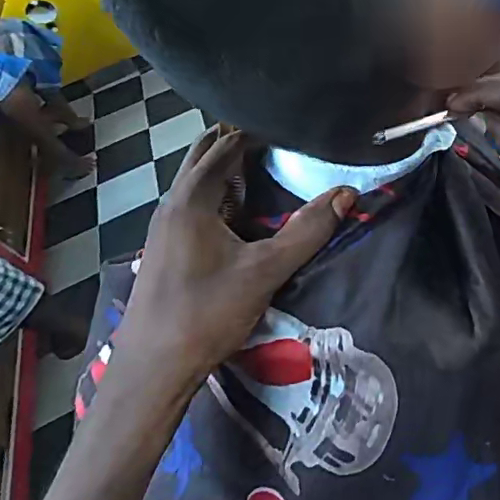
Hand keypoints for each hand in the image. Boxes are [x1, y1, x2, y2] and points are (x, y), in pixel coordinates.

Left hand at [116, 128, 354, 384]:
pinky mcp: (163, 246)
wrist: (153, 369)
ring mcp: (163, 225)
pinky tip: (236, 213)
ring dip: (223, 167)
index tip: (286, 130)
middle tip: (274, 141)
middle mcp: (172, 202)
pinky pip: (190, 201)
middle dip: (235, 141)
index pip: (224, 145)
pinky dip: (214, 191)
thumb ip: (307, 231)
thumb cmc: (207, 313)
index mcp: (192, 198)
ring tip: (260, 168)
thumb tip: (346, 194)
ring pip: (193, 178)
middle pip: (202, 154)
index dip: (254, 132)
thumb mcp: (265, 271)